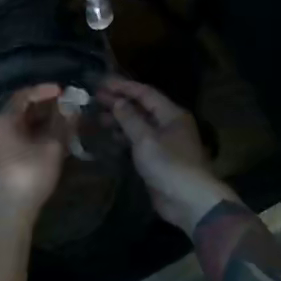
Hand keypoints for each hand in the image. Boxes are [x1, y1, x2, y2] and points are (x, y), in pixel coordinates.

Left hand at [0, 83, 68, 220]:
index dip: (44, 91)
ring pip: (24, 126)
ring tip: (69, 122)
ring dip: (46, 122)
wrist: (10, 209)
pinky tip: (57, 138)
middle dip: (48, 107)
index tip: (65, 91)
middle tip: (71, 107)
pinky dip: (39, 134)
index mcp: (3, 121)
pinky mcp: (5, 159)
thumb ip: (62, 123)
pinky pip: (22, 138)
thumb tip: (70, 106)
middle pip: (22, 110)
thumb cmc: (30, 173)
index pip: (23, 96)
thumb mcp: (52, 146)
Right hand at [96, 77, 239, 231]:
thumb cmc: (168, 164)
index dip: (123, 86)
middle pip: (141, 107)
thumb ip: (130, 118)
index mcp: (171, 114)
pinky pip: (137, 140)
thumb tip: (117, 102)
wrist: (186, 198)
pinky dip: (123, 136)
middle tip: (93, 98)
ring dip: (119, 119)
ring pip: (138, 124)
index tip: (101, 82)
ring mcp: (163, 141)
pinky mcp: (156, 157)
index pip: (145, 93)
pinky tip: (109, 136)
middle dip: (118, 102)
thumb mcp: (145, 139)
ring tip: (97, 117)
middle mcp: (169, 124)